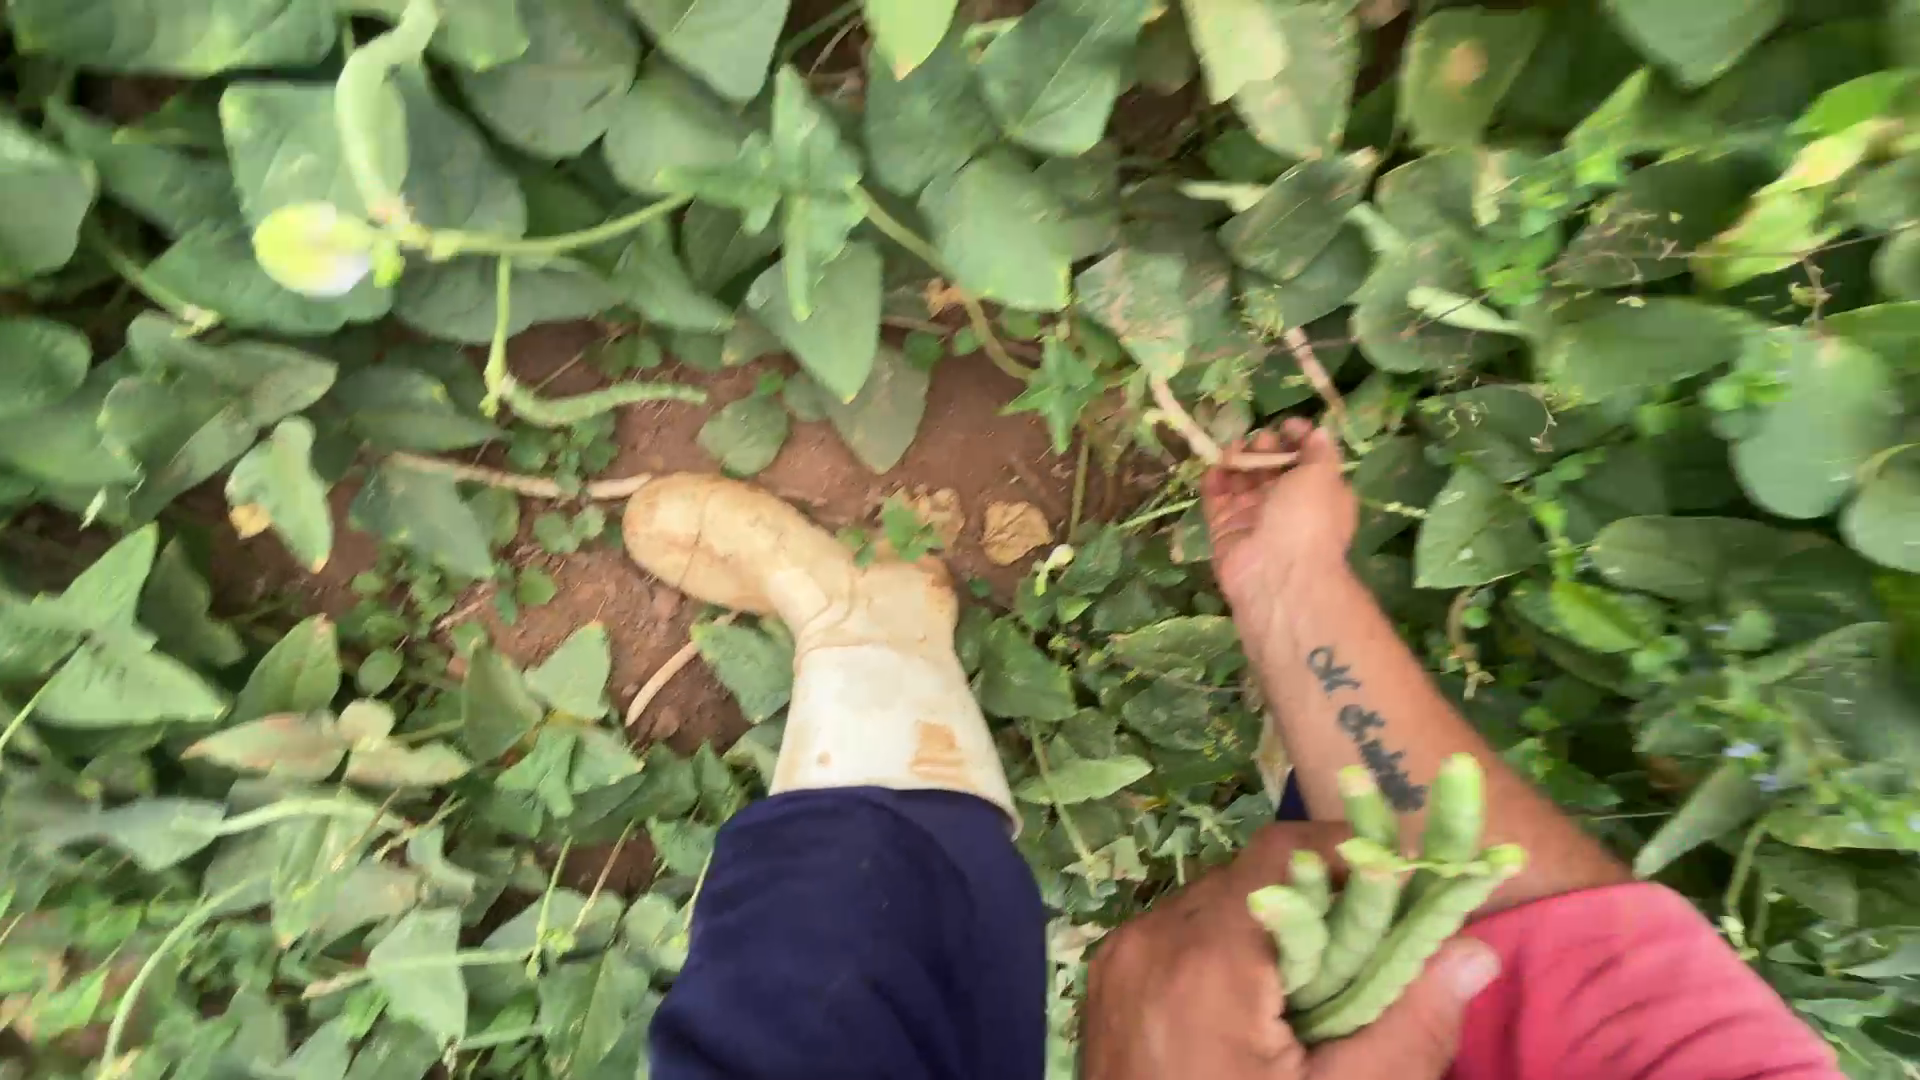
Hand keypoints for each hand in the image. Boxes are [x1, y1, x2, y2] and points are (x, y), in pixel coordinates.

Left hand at [1081, 823, 1500, 1079]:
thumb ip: (1407, 1029)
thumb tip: (1473, 950)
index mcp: (1205, 962)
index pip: (1277, 855)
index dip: (1340, 851)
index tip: (1393, 878)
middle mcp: (1151, 934)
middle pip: (1245, 878)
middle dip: (1308, 898)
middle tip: (1362, 942)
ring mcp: (1120, 949)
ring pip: (1209, 899)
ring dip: (1262, 922)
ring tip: (1305, 983)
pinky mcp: (1106, 967)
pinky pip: (1174, 927)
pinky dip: (1218, 943)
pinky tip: (1247, 998)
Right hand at [1203, 418, 1356, 604]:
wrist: (1276, 572)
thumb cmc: (1308, 518)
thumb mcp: (1323, 475)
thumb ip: (1319, 451)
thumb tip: (1319, 432)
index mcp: (1318, 493)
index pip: (1306, 459)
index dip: (1297, 439)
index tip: (1287, 424)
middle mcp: (1286, 505)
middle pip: (1271, 468)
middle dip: (1264, 447)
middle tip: (1259, 440)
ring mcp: (1253, 517)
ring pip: (1241, 480)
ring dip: (1237, 461)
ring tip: (1232, 451)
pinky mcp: (1225, 528)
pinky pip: (1216, 499)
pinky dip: (1214, 481)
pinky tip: (1214, 468)